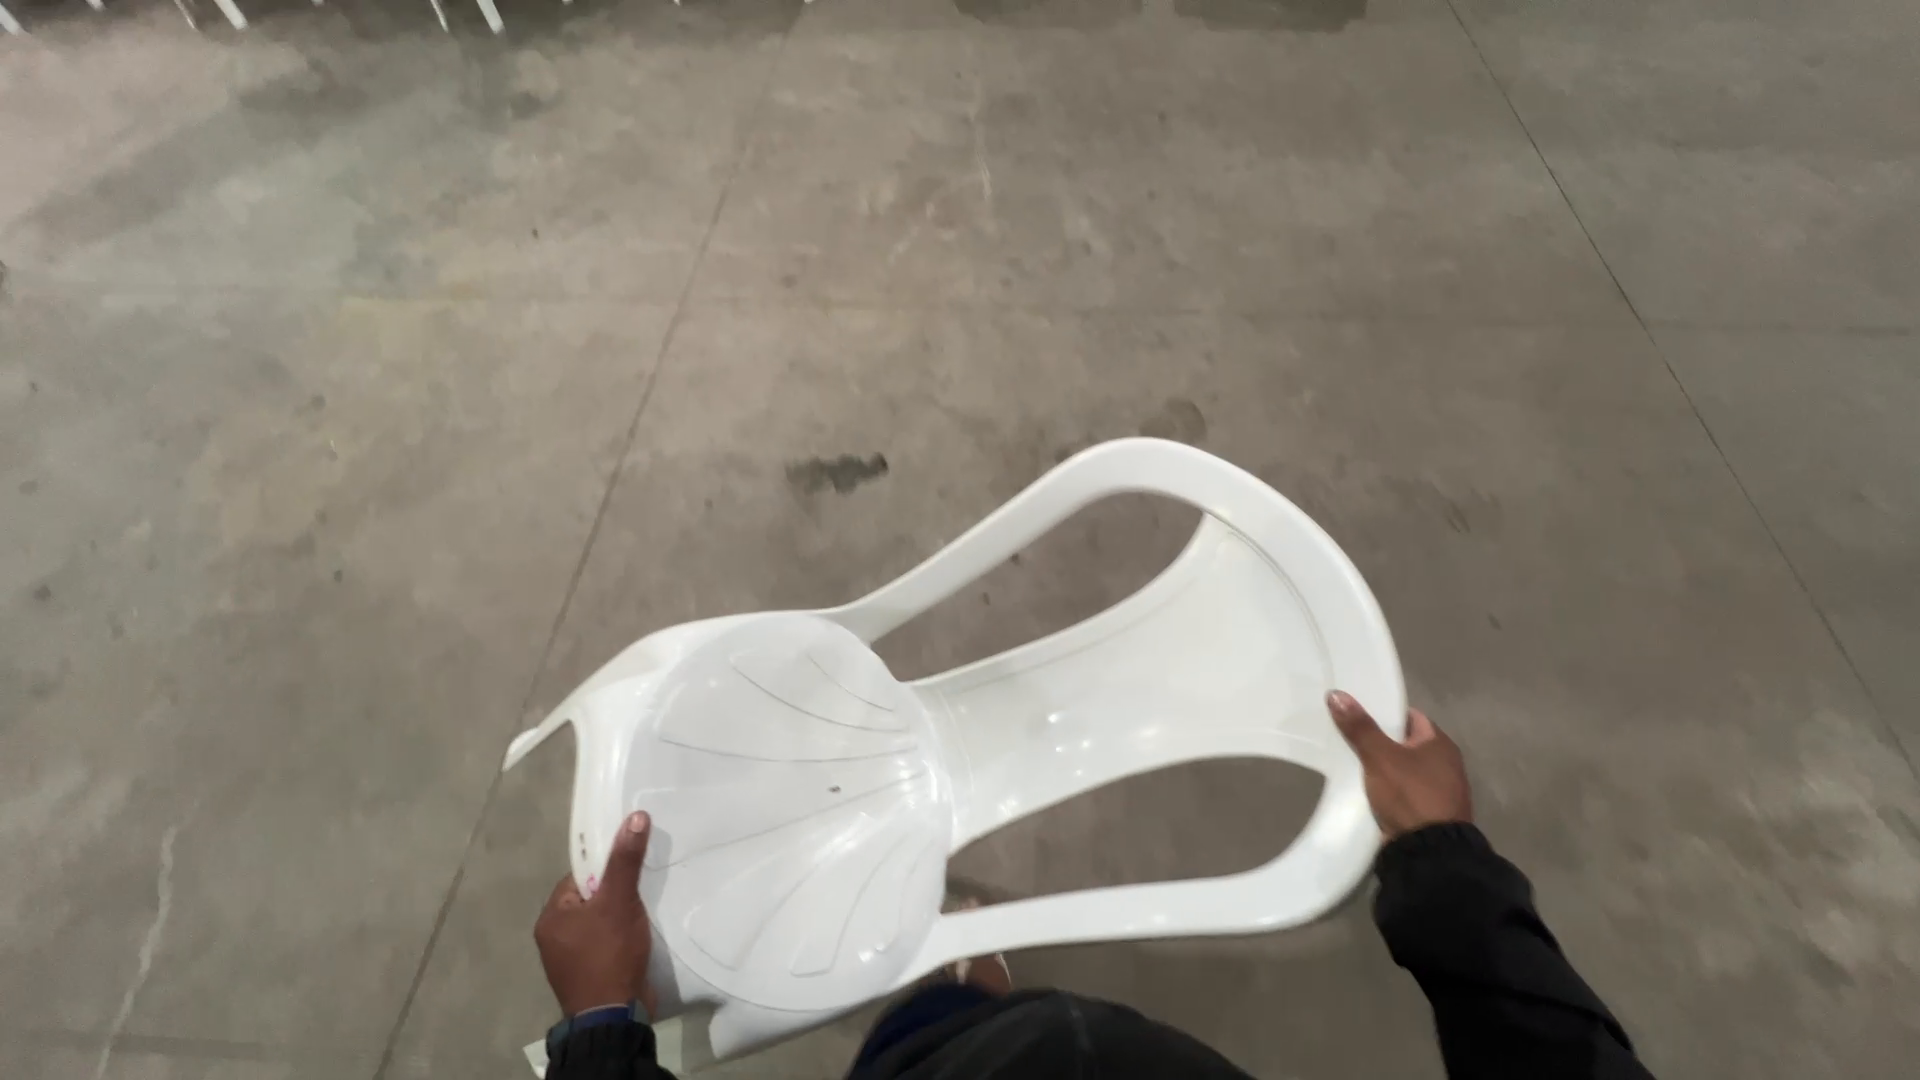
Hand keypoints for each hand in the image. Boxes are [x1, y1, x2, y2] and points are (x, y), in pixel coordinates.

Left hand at [534, 811, 658, 1017]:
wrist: (613, 1016)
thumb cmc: (608, 954)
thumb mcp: (619, 901)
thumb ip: (626, 860)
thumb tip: (636, 816)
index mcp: (552, 917)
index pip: (580, 875)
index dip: (606, 866)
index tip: (632, 863)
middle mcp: (556, 935)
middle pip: (593, 896)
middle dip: (618, 888)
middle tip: (644, 883)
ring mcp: (572, 957)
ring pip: (602, 918)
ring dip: (624, 911)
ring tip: (648, 903)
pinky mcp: (591, 971)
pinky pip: (608, 939)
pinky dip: (625, 932)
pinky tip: (643, 929)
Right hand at [1327, 690, 1472, 838]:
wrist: (1429, 851)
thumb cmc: (1410, 794)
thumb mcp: (1380, 756)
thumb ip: (1359, 727)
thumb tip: (1337, 694)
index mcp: (1440, 744)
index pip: (1409, 716)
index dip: (1383, 711)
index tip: (1356, 711)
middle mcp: (1444, 764)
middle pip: (1402, 741)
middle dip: (1376, 738)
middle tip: (1345, 731)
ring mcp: (1437, 789)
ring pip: (1399, 766)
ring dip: (1378, 763)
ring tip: (1346, 756)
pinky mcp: (1425, 811)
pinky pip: (1399, 788)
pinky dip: (1382, 784)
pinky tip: (1360, 784)